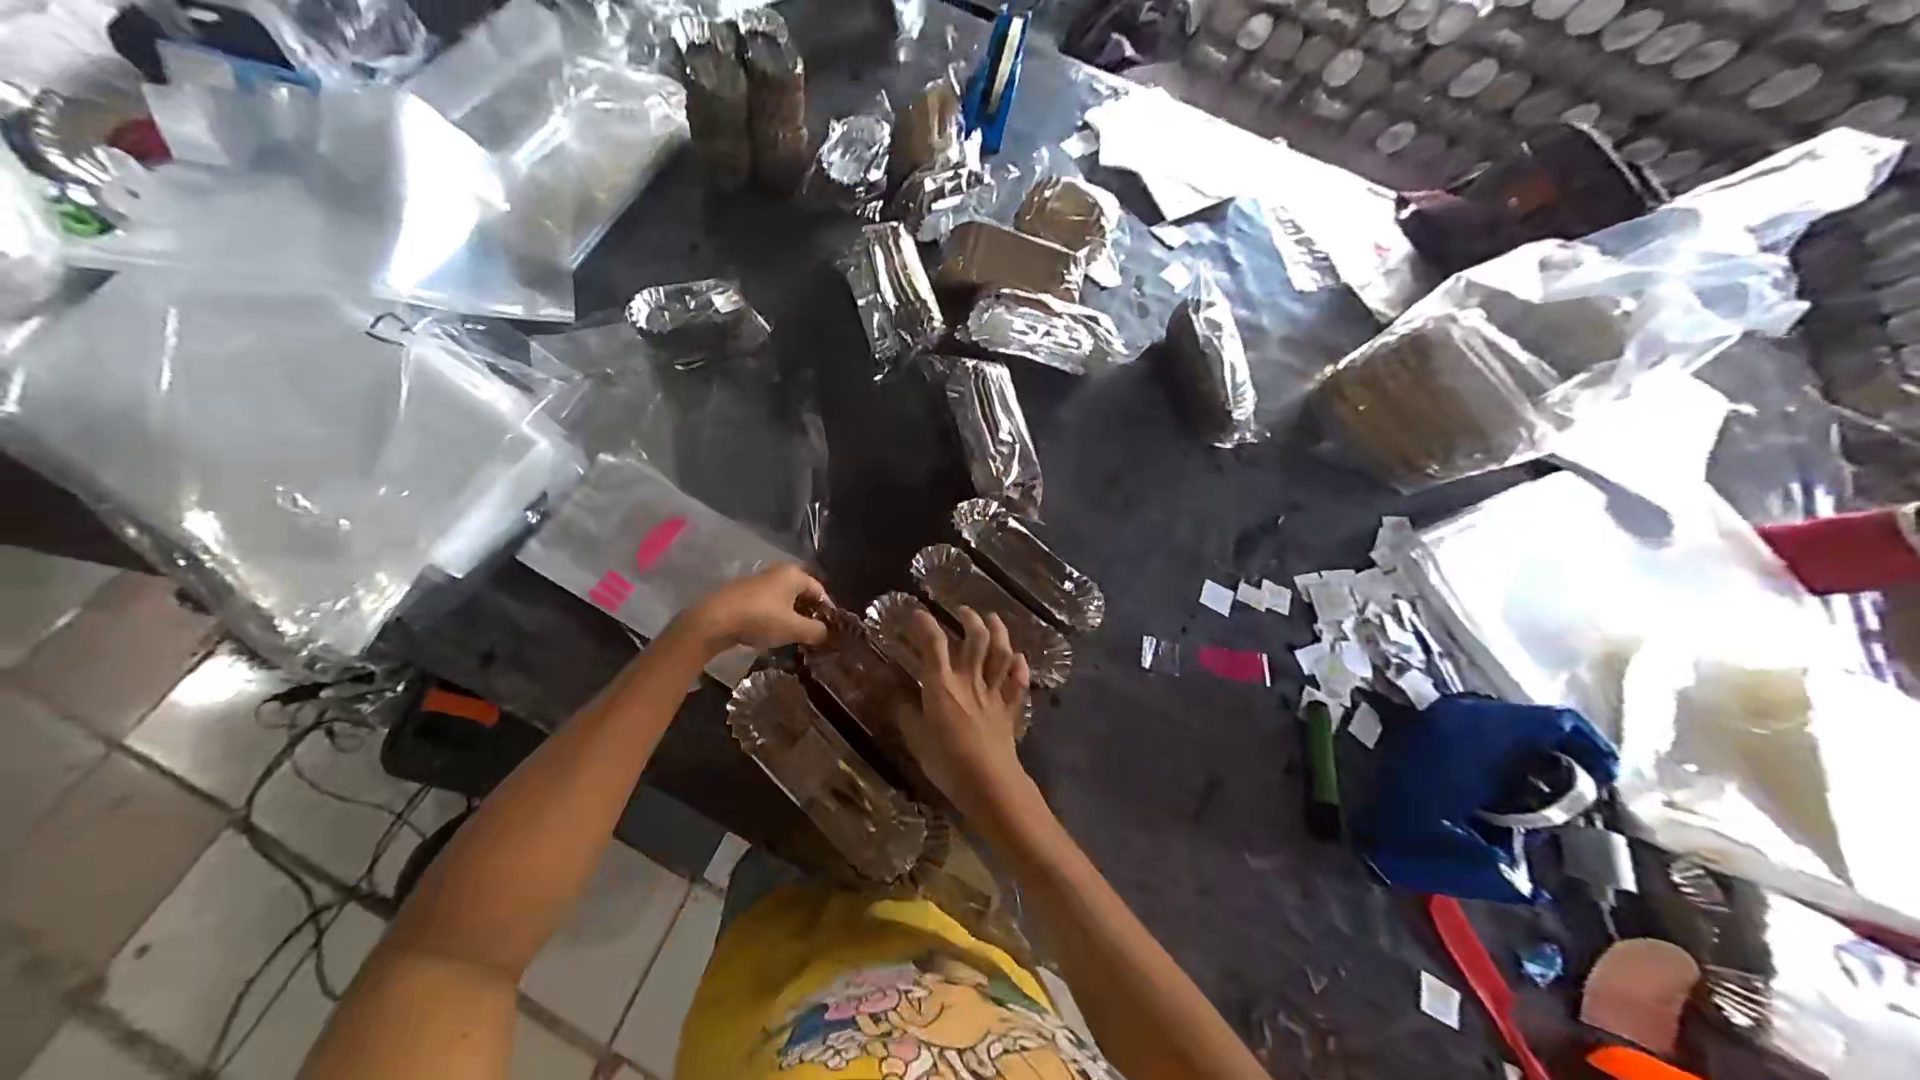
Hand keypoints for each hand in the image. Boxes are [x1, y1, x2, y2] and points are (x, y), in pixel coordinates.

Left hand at [674, 564, 828, 655]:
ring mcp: (758, 582)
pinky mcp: (743, 594)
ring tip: (793, 638)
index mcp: (794, 574)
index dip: (827, 611)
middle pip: (802, 594)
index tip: (828, 632)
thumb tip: (828, 634)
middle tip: (812, 636)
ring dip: (790, 617)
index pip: (821, 591)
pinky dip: (773, 618)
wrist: (713, 620)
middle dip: (808, 614)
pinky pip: (767, 605)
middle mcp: (778, 572)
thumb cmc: (760, 619)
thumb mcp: (794, 629)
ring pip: (783, 600)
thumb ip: (816, 631)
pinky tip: (770, 634)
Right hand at [902, 606, 1031, 821]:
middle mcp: (970, 680)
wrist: (988, 782)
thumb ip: (905, 713)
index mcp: (942, 685)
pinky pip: (1018, 682)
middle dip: (970, 620)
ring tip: (993, 619)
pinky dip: (1020, 667)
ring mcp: (994, 693)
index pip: (934, 645)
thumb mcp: (915, 738)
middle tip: (963, 611)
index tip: (918, 613)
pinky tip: (1019, 658)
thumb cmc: (946, 761)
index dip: (926, 625)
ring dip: (999, 632)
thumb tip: (894, 695)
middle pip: (976, 640)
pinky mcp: (1010, 709)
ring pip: (1001, 654)